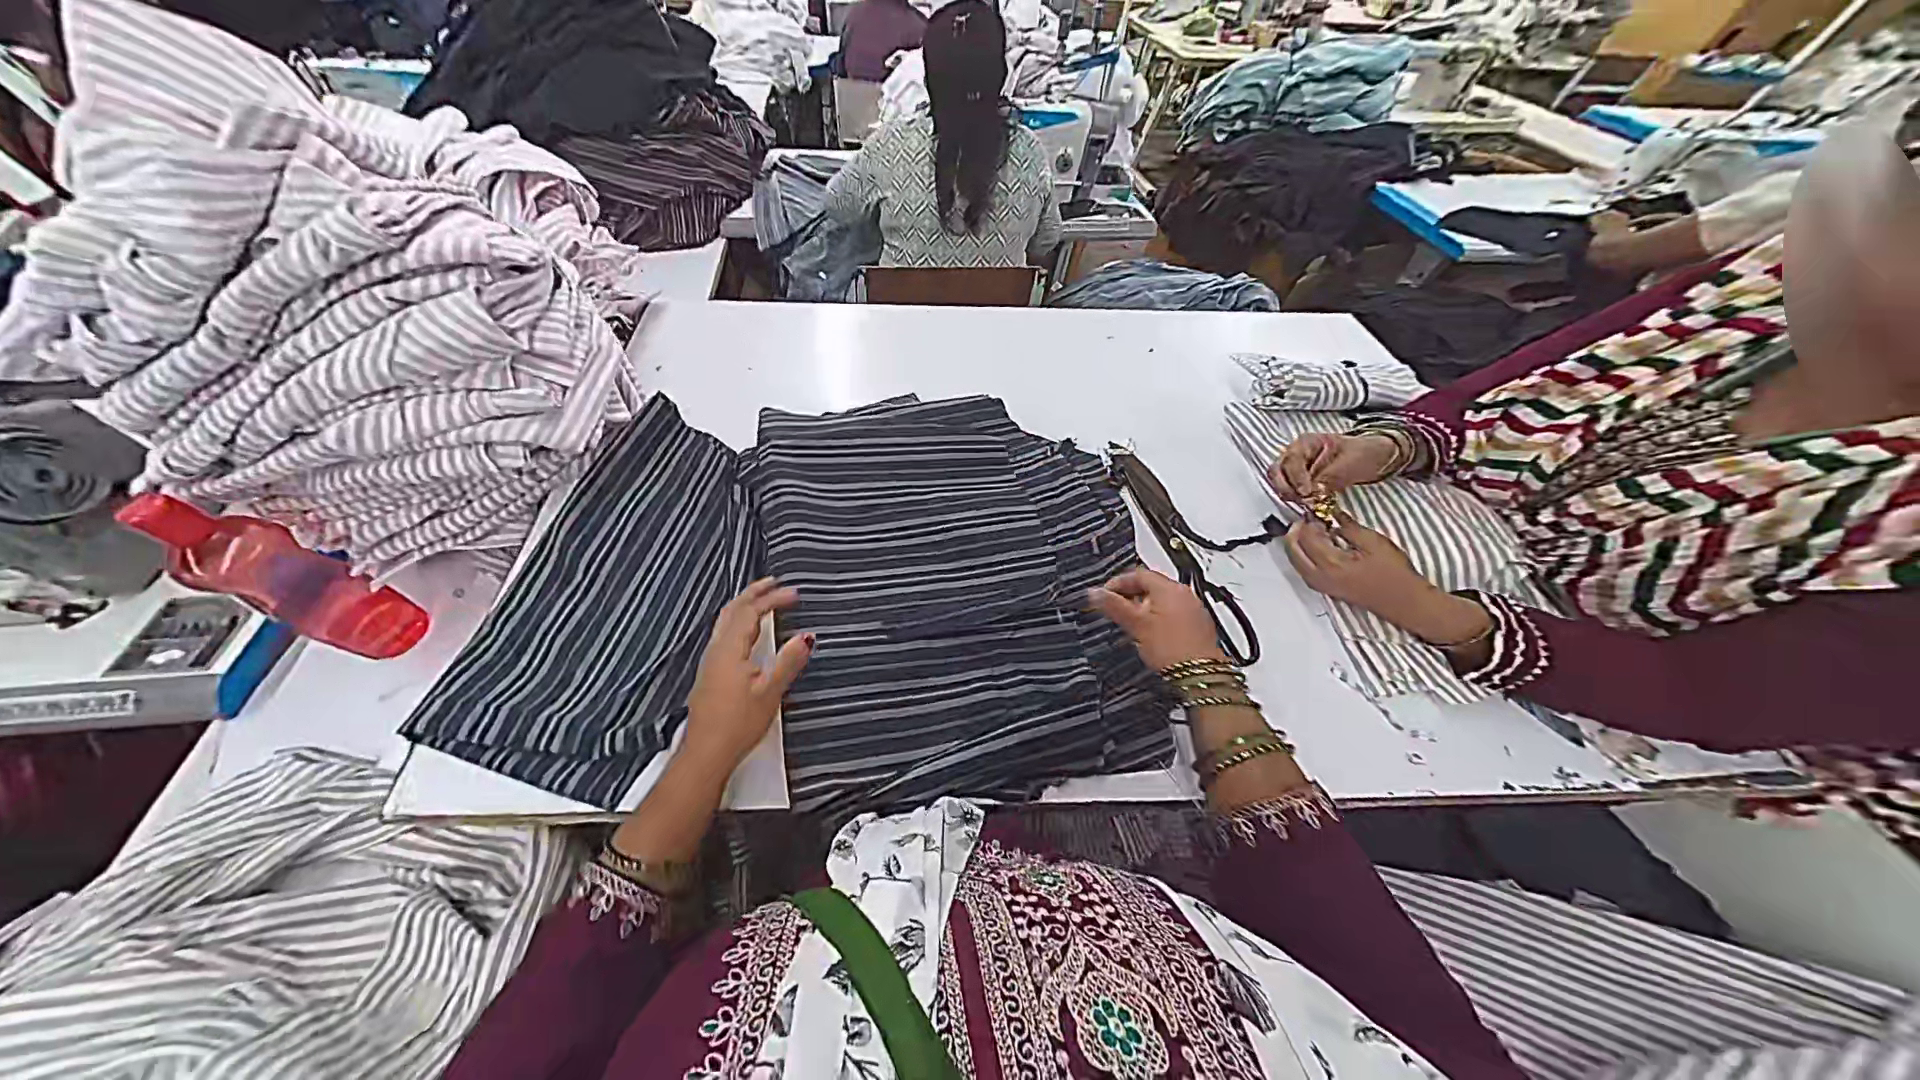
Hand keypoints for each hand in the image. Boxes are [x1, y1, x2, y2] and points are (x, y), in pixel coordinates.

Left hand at [682, 578, 813, 773]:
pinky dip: (737, 622)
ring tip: (760, 600)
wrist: (706, 753)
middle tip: (772, 583)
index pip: (751, 612)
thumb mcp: (770, 692)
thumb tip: (805, 638)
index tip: (792, 593)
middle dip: (754, 593)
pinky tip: (745, 633)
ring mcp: (710, 663)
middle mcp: (716, 652)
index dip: (772, 599)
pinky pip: (723, 635)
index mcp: (729, 651)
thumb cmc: (735, 726)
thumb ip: (788, 661)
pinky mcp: (710, 674)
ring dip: (744, 606)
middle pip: (733, 610)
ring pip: (725, 622)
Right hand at [1085, 566, 1223, 669]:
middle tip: (1115, 609)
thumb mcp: (1136, 625)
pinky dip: (1159, 619)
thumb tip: (1095, 593)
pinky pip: (1173, 614)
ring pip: (1162, 601)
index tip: (1105, 594)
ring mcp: (1194, 610)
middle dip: (1131, 596)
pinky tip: (1152, 634)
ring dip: (1144, 608)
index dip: (1118, 583)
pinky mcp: (1198, 626)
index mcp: (1169, 588)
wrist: (1200, 676)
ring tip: (1132, 624)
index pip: (1138, 574)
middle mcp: (1185, 595)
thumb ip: (1114, 606)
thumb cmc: (1172, 650)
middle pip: (1151, 586)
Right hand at [1266, 433, 1400, 500]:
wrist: (1373, 457)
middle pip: (1277, 472)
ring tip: (1307, 502)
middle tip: (1304, 500)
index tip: (1307, 492)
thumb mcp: (1350, 463)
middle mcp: (1295, 453)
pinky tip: (1308, 502)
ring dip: (1290, 495)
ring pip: (1279, 483)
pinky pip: (1288, 489)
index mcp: (1306, 442)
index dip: (1297, 479)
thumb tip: (1312, 491)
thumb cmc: (1363, 453)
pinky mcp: (1298, 480)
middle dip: (1287, 488)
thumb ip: (1329, 476)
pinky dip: (1294, 498)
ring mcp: (1294, 467)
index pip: (1291, 461)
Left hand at [1282, 513, 1489, 644]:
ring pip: (1294, 560)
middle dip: (1296, 531)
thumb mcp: (1374, 542)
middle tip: (1308, 519)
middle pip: (1292, 549)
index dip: (1308, 522)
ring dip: (1297, 543)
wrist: (1404, 601)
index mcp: (1330, 563)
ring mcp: (1319, 584)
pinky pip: (1301, 568)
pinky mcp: (1323, 589)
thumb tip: (1332, 516)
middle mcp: (1318, 576)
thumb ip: (1348, 527)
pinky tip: (1314, 546)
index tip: (1316, 512)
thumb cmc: (1394, 573)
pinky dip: (1302, 555)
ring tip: (1311, 530)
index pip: (1305, 537)